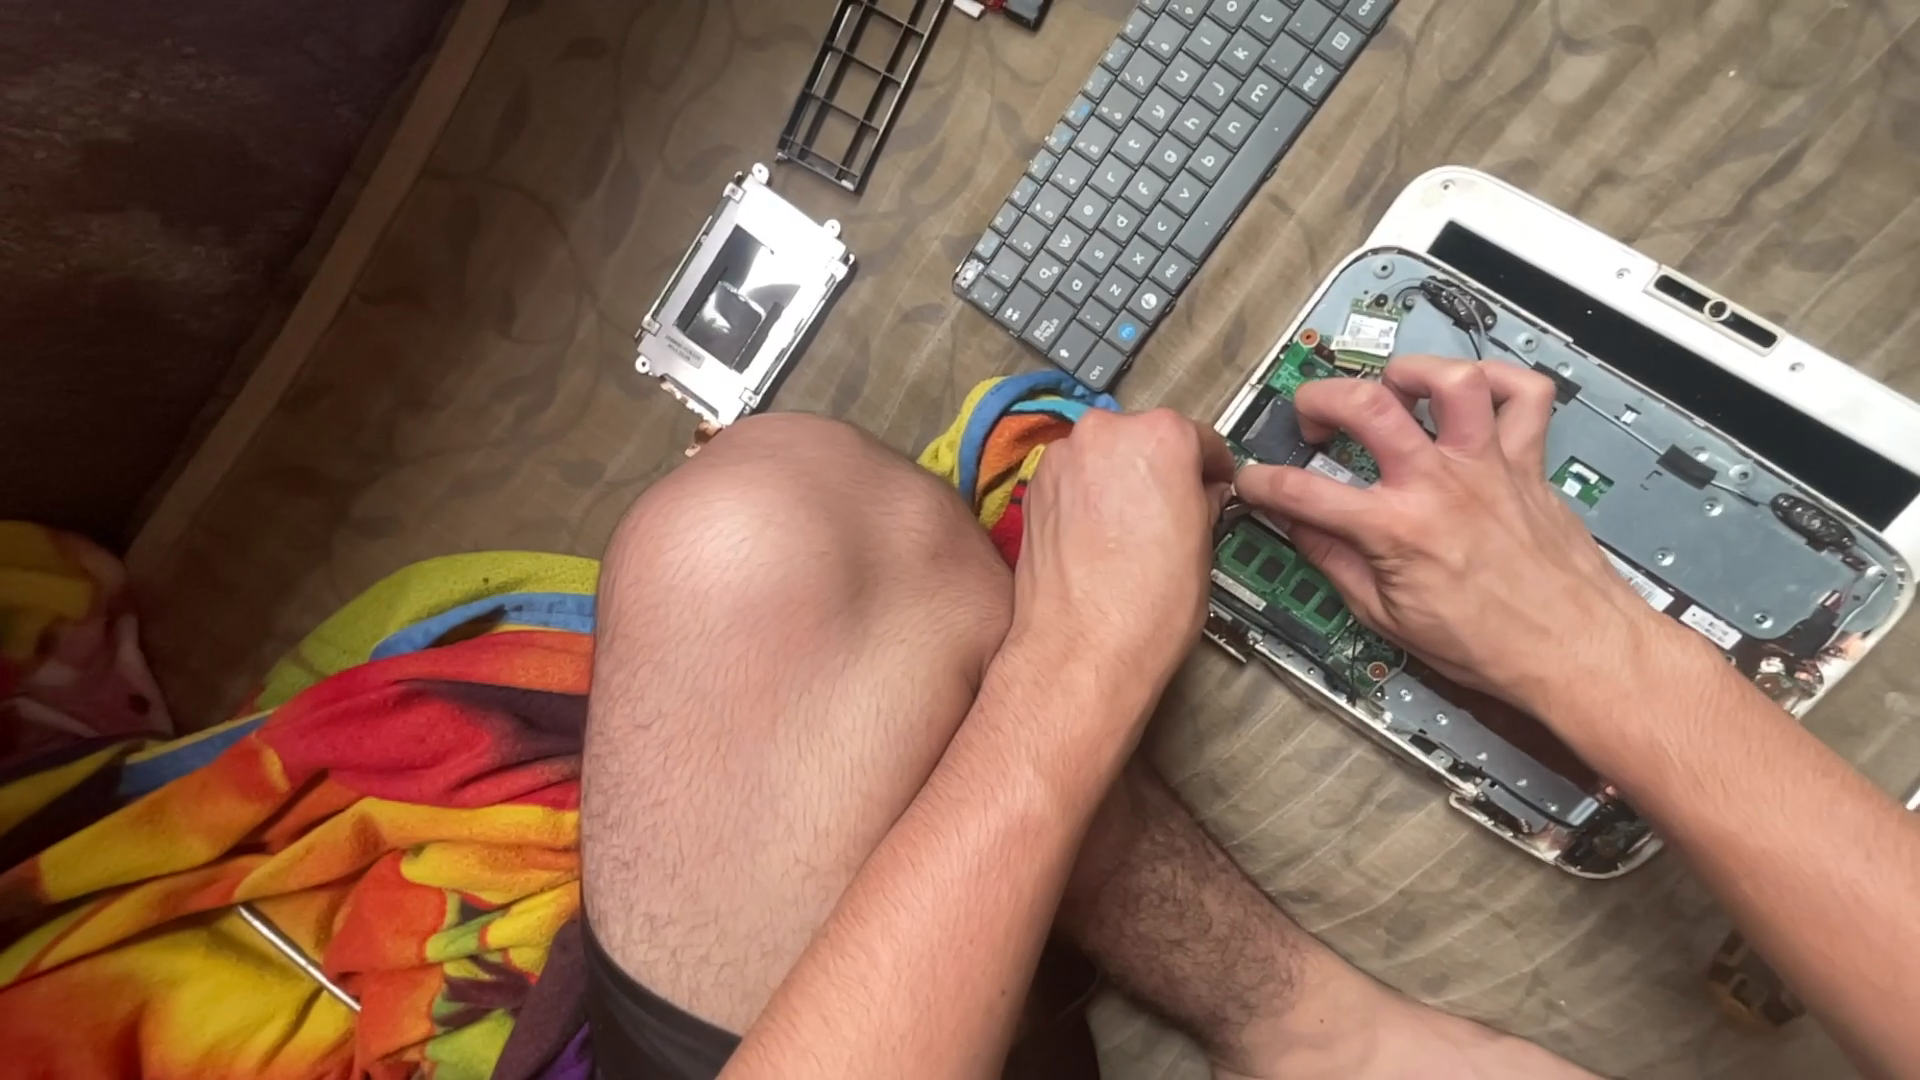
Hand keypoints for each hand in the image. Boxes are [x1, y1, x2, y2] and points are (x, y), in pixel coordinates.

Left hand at [1010, 408, 1236, 711]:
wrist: (1080, 647)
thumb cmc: (1142, 607)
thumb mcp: (1202, 545)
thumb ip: (1202, 502)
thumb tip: (1201, 495)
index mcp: (1159, 438)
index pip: (1197, 438)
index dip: (1209, 467)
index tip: (1210, 481)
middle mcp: (1104, 435)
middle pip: (1142, 440)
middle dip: (1157, 470)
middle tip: (1169, 509)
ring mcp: (1061, 460)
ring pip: (1102, 458)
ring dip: (1116, 482)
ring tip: (1129, 530)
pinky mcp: (1032, 489)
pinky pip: (1070, 481)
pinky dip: (1084, 498)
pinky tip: (1097, 537)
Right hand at [1233, 356, 1682, 715]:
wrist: (1575, 652)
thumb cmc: (1488, 643)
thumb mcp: (1381, 613)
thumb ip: (1331, 558)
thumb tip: (1296, 525)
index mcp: (1395, 530)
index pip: (1302, 492)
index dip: (1260, 483)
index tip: (1252, 482)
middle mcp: (1439, 485)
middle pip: (1367, 406)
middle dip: (1318, 399)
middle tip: (1312, 421)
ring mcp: (1487, 467)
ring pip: (1451, 382)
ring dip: (1408, 374)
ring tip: (1388, 390)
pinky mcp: (1526, 464)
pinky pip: (1527, 395)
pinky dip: (1497, 380)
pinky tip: (1467, 393)